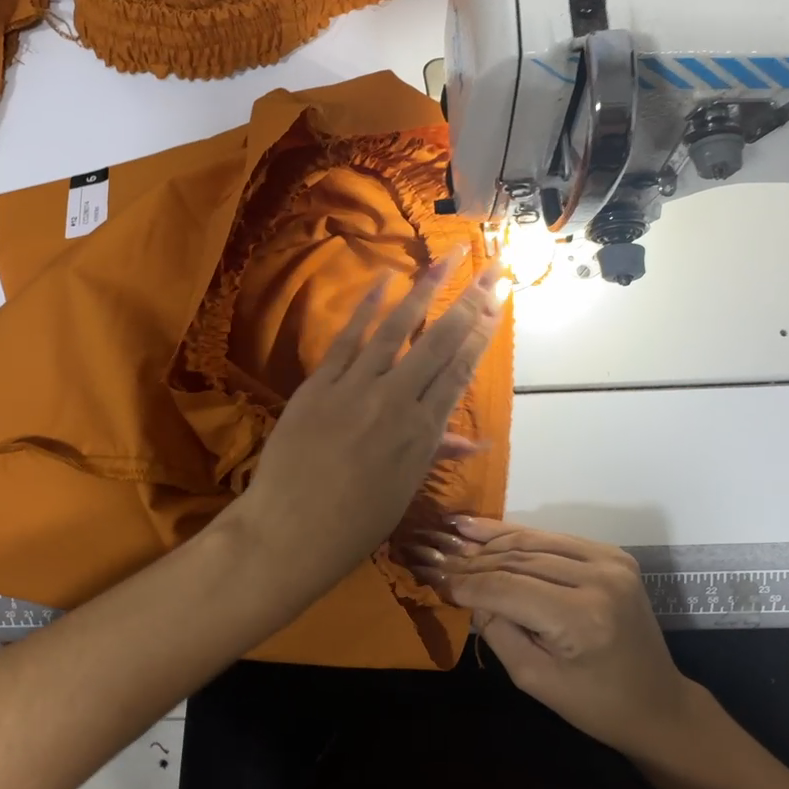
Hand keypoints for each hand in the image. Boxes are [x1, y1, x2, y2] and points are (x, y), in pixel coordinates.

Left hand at [232, 250, 502, 587]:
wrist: (290, 532)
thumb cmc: (354, 522)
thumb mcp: (403, 489)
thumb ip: (435, 452)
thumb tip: (476, 441)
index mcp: (422, 432)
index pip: (460, 371)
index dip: (482, 333)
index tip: (499, 302)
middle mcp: (397, 402)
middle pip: (440, 342)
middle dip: (469, 300)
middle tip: (492, 267)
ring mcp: (356, 388)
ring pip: (399, 330)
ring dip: (426, 288)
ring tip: (448, 256)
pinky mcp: (320, 383)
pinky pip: (349, 338)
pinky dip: (368, 307)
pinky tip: (386, 279)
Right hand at [409, 518, 694, 757]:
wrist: (657, 703)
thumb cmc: (594, 704)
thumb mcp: (534, 678)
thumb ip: (496, 630)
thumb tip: (462, 592)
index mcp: (582, 618)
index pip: (508, 588)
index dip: (465, 582)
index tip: (429, 576)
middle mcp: (599, 578)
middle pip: (519, 560)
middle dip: (471, 559)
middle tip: (430, 552)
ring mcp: (609, 560)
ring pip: (533, 542)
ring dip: (489, 539)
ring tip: (449, 530)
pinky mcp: (611, 553)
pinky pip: (553, 539)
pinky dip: (517, 536)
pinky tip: (484, 529)